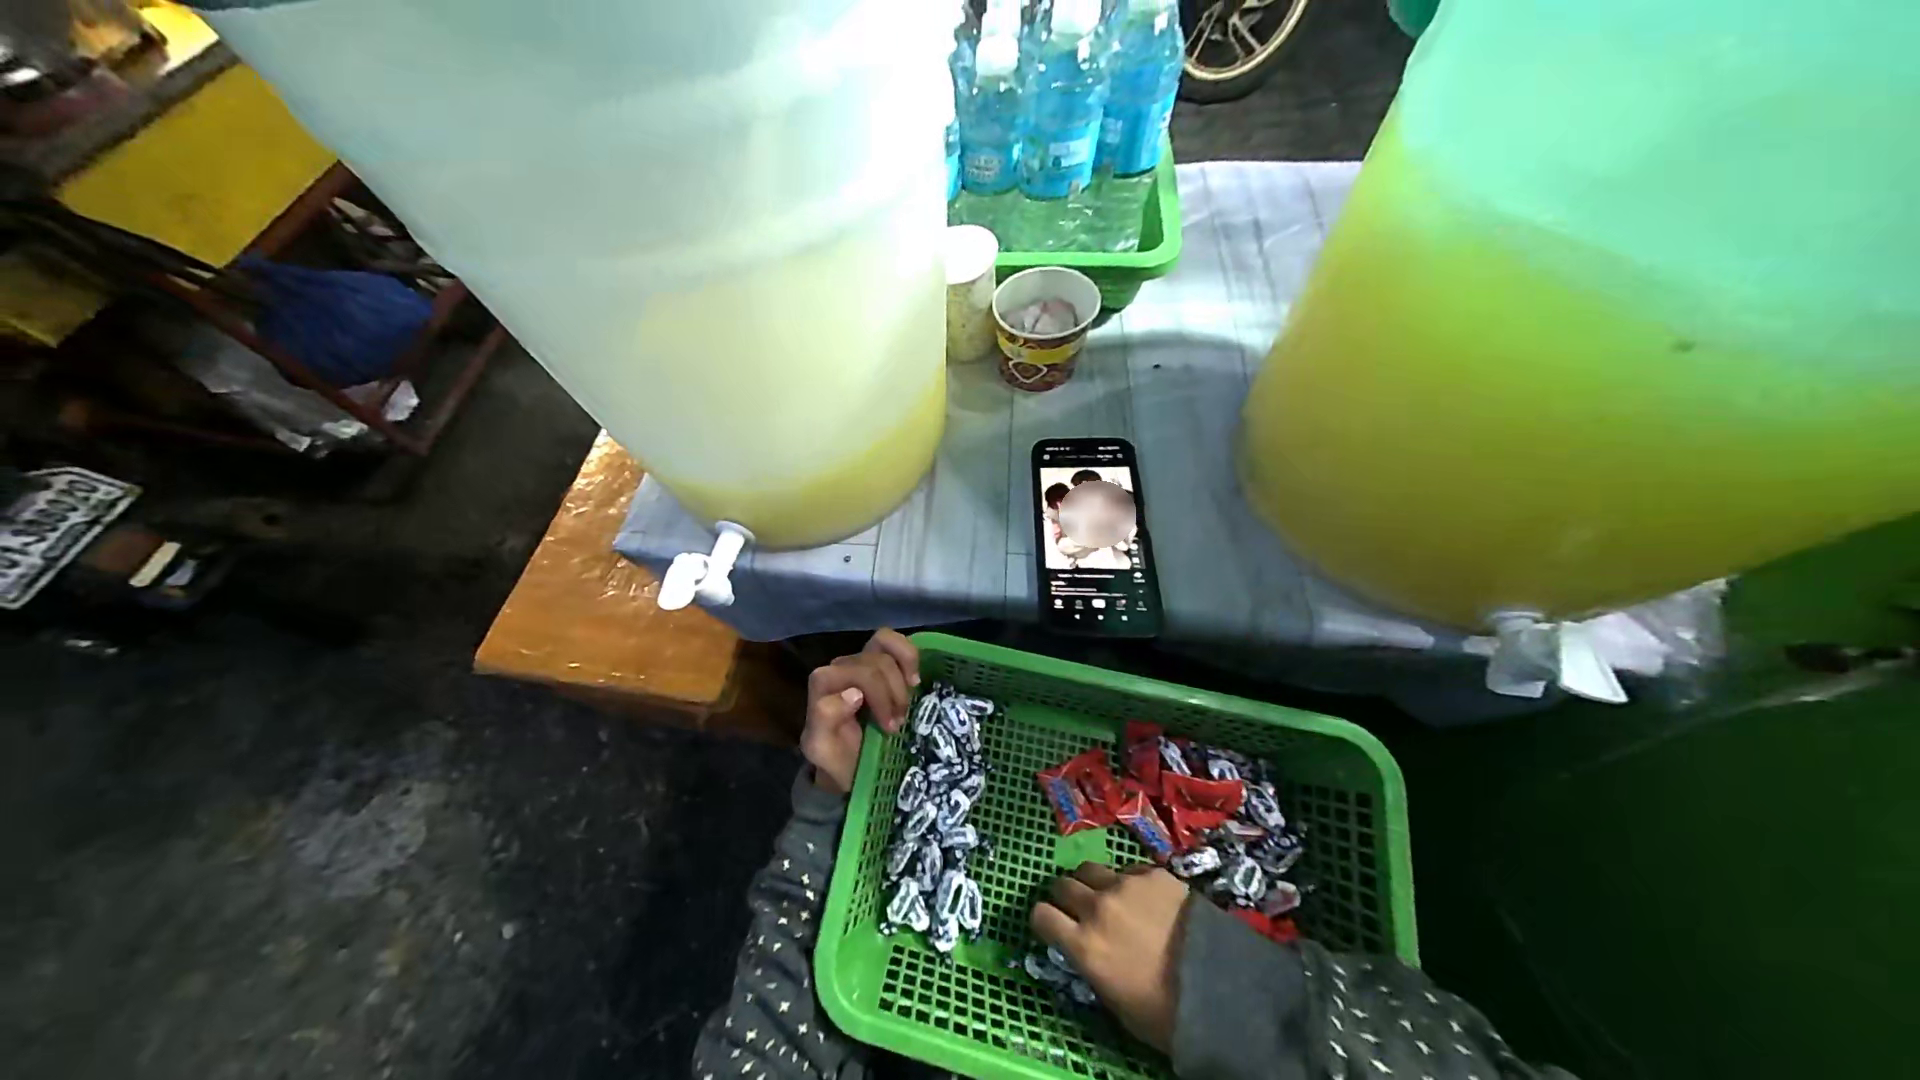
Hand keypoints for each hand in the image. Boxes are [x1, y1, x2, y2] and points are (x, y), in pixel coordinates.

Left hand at [800, 629, 919, 794]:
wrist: (853, 764)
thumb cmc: (838, 757)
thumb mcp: (823, 749)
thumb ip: (825, 720)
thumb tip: (853, 693)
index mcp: (823, 685)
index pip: (849, 671)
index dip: (877, 695)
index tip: (888, 727)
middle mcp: (840, 667)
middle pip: (872, 663)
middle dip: (890, 695)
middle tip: (897, 725)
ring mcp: (861, 660)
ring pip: (885, 651)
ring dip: (900, 683)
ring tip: (903, 708)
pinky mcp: (881, 659)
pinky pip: (894, 641)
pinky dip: (909, 656)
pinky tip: (914, 680)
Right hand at [1032, 863, 1188, 1051]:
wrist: (1221, 988)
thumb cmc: (1164, 1011)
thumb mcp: (1114, 1000)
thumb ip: (1091, 965)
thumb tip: (1083, 948)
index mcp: (1083, 945)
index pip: (1040, 915)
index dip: (1044, 919)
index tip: (1053, 925)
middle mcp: (1097, 907)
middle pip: (1062, 885)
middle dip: (1065, 897)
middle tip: (1079, 909)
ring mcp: (1125, 885)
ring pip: (1090, 868)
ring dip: (1091, 882)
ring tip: (1106, 895)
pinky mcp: (1152, 873)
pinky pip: (1127, 870)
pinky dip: (1127, 881)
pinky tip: (1144, 898)